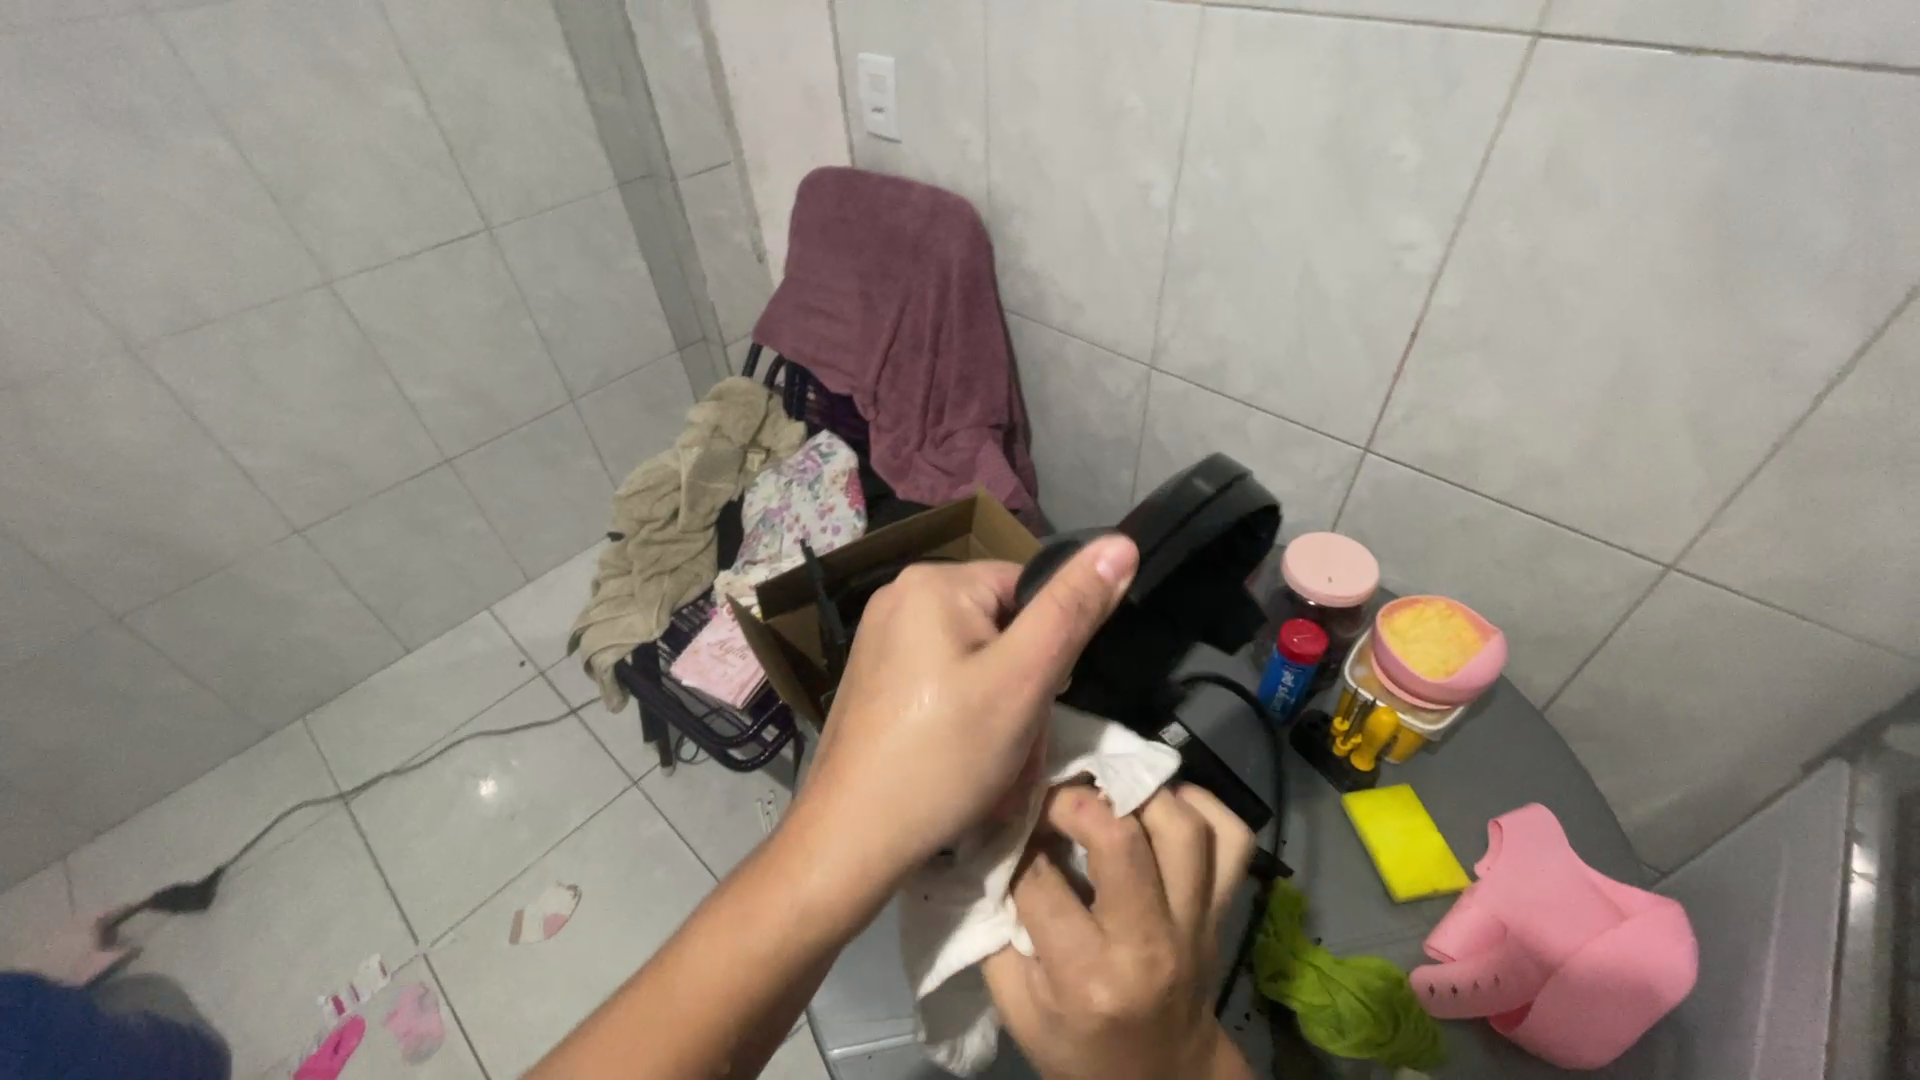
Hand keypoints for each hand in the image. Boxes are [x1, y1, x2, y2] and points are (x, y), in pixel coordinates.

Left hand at [787, 535, 1138, 894]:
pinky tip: (967, 766)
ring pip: (980, 665)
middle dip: (1024, 694)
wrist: (850, 839)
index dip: (1051, 648)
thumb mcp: (1021, 682)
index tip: (1045, 702)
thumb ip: (1073, 611)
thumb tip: (1121, 543)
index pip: (1029, 590)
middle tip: (1019, 752)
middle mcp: (901, 598)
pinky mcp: (878, 679)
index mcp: (933, 582)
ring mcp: (884, 641)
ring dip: (1003, 716)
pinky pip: (947, 685)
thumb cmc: (942, 757)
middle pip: (1004, 631)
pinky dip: (969, 723)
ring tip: (997, 770)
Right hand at [983, 785, 1256, 1079]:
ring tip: (1106, 794)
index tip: (1009, 835)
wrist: (1164, 1076)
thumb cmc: (1078, 1042)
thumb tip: (988, 849)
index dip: (1016, 845)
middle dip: (1073, 802)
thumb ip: (994, 930)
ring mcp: (1196, 923)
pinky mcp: (1224, 910)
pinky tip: (1162, 806)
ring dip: (1137, 795)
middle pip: (1120, 837)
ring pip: (1182, 826)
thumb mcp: (1017, 1005)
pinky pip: (1232, 838)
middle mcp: (1149, 943)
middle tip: (1053, 801)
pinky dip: (1202, 806)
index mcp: (1088, 977)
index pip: (1040, 880)